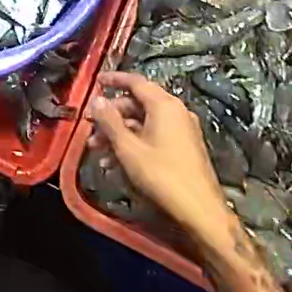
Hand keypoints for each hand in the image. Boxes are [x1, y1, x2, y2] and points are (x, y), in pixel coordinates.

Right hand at [89, 71, 234, 251]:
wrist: (200, 212)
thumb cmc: (161, 175)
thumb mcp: (128, 147)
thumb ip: (109, 121)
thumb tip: (97, 100)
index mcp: (164, 106)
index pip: (135, 82)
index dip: (113, 79)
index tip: (95, 81)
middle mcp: (175, 113)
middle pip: (137, 103)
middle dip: (111, 114)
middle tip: (91, 125)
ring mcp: (181, 130)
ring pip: (142, 121)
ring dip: (118, 131)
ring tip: (97, 148)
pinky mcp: (183, 147)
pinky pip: (152, 134)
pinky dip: (132, 141)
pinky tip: (115, 159)